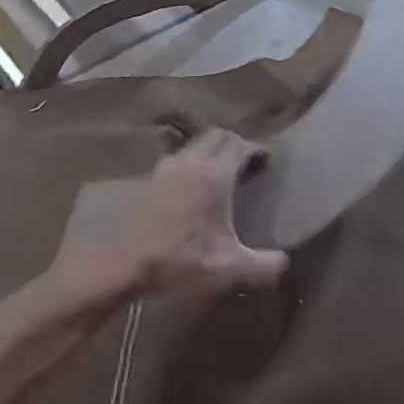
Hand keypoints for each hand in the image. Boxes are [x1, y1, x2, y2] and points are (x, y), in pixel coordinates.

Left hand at [49, 130, 288, 303]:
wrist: (118, 265)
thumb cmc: (178, 260)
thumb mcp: (228, 268)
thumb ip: (264, 265)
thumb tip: (285, 261)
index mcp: (215, 175)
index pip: (241, 144)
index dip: (256, 149)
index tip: (265, 163)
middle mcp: (192, 163)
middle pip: (217, 135)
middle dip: (234, 143)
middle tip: (245, 164)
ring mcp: (165, 169)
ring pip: (194, 145)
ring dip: (209, 152)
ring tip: (218, 175)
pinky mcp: (147, 181)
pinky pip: (176, 160)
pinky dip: (189, 165)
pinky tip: (188, 190)